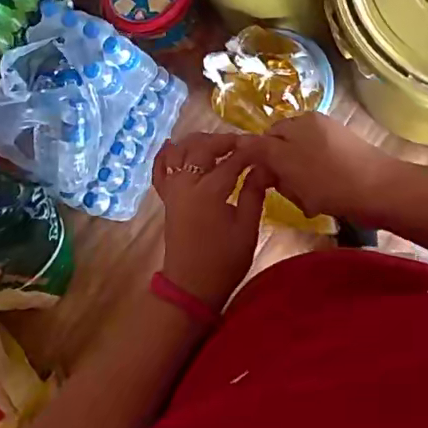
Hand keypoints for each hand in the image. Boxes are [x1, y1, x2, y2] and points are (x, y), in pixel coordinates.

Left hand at [153, 133, 270, 309]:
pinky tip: (173, 145)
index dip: (250, 150)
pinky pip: (161, 170)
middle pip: (203, 148)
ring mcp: (173, 190)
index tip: (266, 146)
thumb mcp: (247, 228)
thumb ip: (254, 193)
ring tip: (218, 143)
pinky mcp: (167, 199)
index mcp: (209, 192)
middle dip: (224, 140)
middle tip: (244, 143)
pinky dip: (166, 155)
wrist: (190, 287)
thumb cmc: (224, 261)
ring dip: (199, 142)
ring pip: (180, 152)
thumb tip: (264, 167)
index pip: (233, 160)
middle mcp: (187, 184)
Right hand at [253, 113, 407, 228]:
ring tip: (309, 203)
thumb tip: (239, 140)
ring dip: (299, 187)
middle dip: (282, 176)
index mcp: (300, 120)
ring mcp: (334, 143)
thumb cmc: (328, 177)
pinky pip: (320, 175)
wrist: (380, 191)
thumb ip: (261, 150)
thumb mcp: (286, 162)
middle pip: (284, 152)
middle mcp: (316, 126)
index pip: (266, 137)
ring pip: (301, 168)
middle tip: (289, 193)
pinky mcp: (348, 161)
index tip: (264, 182)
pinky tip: (322, 205)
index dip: (261, 160)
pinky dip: (317, 191)